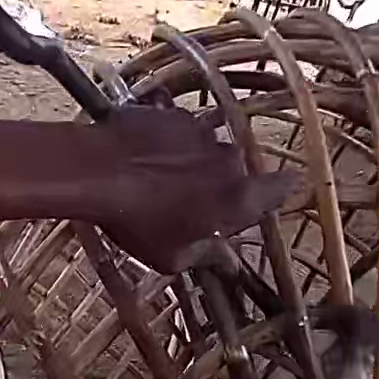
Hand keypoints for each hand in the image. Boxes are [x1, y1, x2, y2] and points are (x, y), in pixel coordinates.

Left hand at [89, 106, 298, 273]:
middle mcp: (229, 160)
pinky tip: (148, 157)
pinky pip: (184, 131)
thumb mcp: (171, 256)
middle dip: (224, 183)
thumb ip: (207, 257)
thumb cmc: (138, 222)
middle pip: (240, 170)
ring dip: (197, 162)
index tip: (278, 194)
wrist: (96, 170)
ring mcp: (202, 132)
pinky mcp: (175, 114)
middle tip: (196, 200)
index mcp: (238, 197)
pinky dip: (173, 143)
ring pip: (211, 149)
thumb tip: (229, 264)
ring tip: (165, 178)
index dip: (283, 191)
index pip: (282, 188)